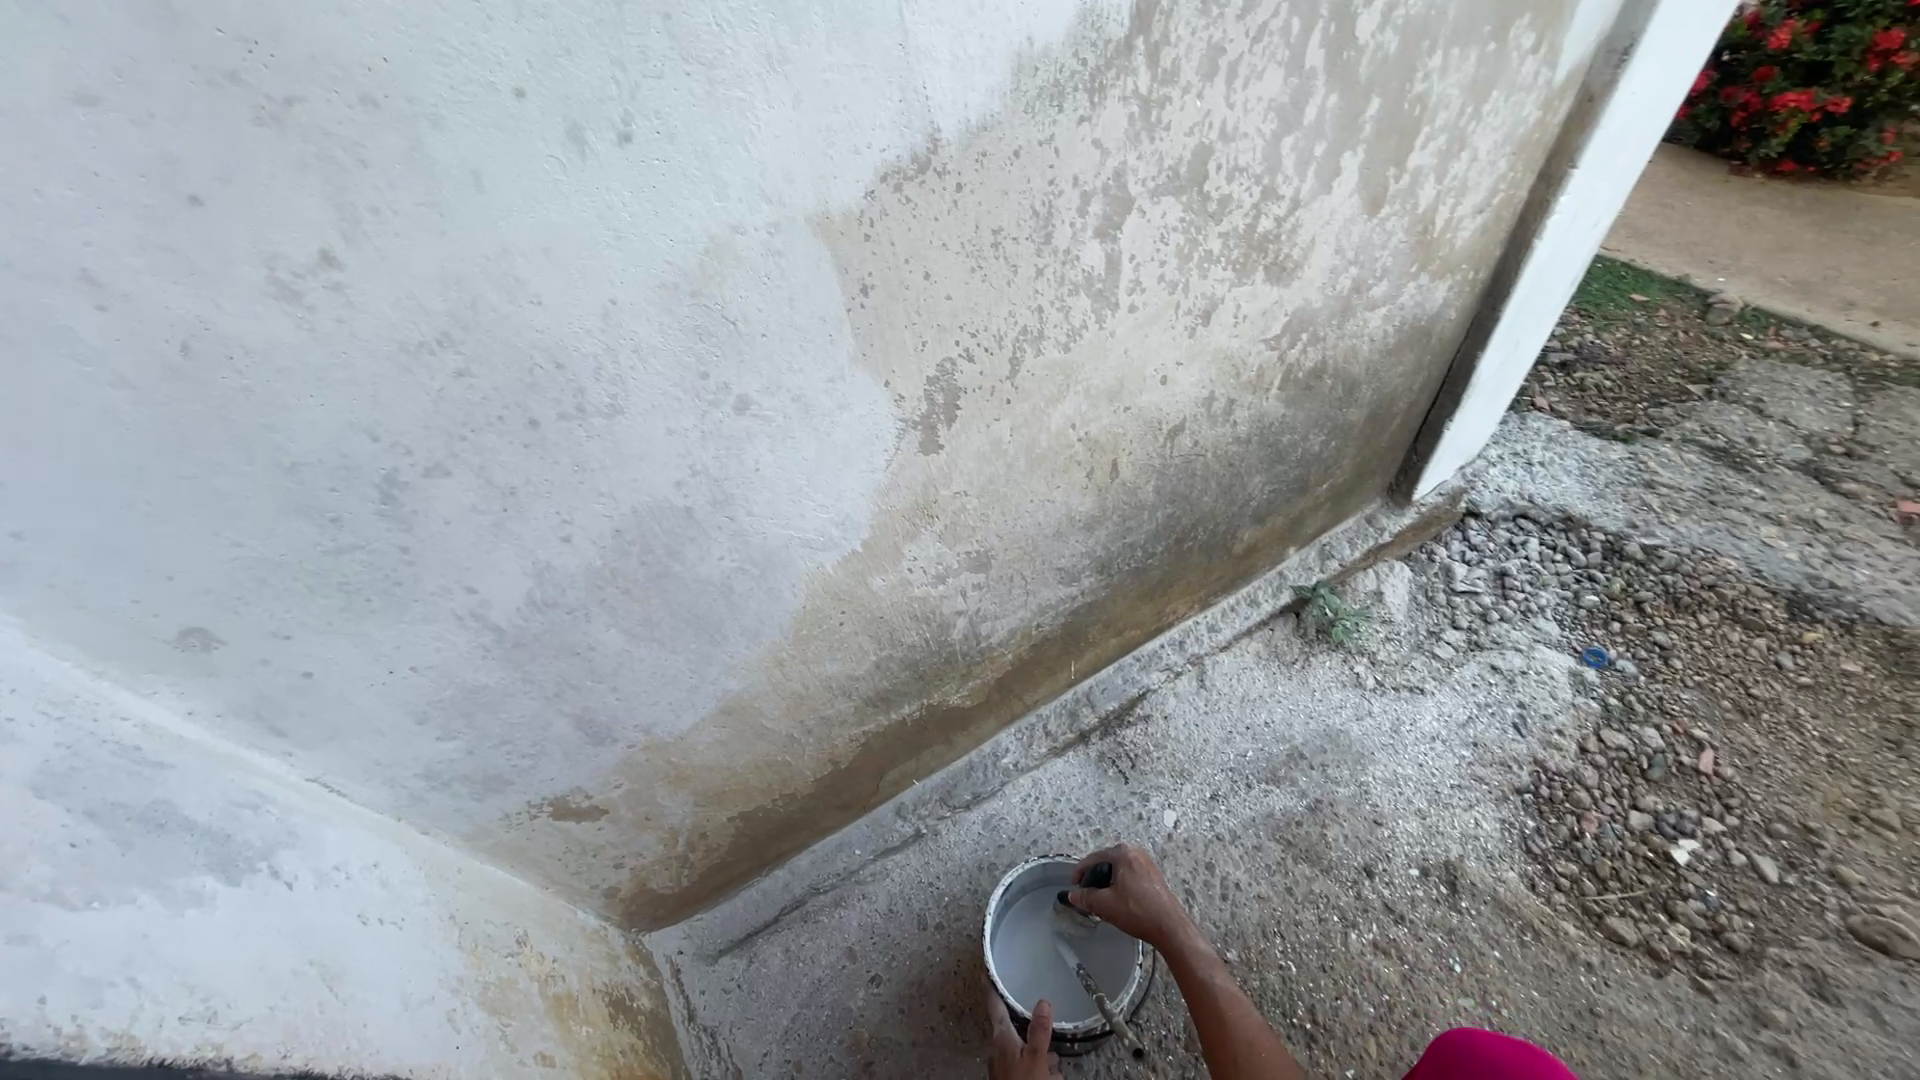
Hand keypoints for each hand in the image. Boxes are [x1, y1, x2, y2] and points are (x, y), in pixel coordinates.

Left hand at [986, 986, 1061, 1078]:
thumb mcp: (1036, 1056)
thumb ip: (1039, 1030)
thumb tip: (1043, 1002)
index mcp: (1001, 1036)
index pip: (995, 1004)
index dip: (992, 987)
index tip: (987, 972)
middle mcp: (997, 1048)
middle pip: (1011, 1026)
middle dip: (1027, 1022)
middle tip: (1039, 1014)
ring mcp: (1001, 1064)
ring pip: (1022, 1048)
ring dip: (1038, 1049)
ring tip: (1054, 1052)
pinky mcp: (1008, 1077)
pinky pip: (1024, 1065)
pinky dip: (1038, 1065)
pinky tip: (1051, 1072)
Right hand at [1064, 842, 1193, 950]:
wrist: (1169, 927)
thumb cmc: (1140, 913)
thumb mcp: (1105, 905)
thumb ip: (1085, 897)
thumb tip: (1073, 895)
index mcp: (1123, 854)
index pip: (1094, 858)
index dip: (1080, 872)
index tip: (1075, 883)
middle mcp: (1136, 853)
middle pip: (1107, 860)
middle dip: (1095, 875)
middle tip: (1087, 890)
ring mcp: (1147, 864)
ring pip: (1119, 868)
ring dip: (1108, 879)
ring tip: (1102, 896)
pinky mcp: (1154, 876)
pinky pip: (1131, 874)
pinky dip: (1121, 882)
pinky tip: (1119, 898)